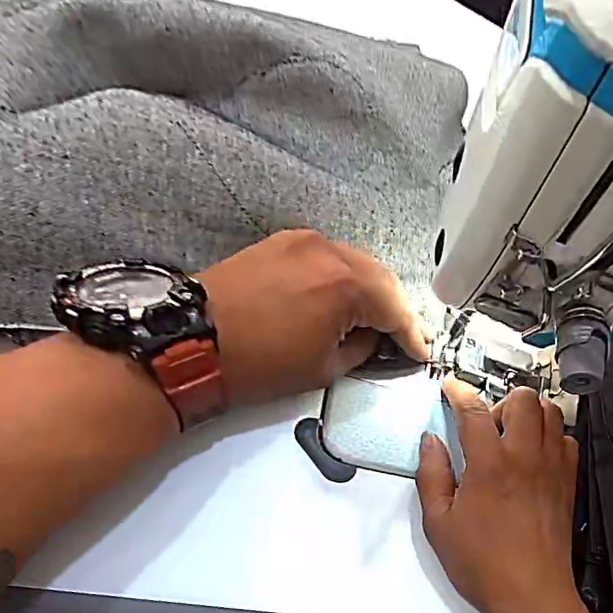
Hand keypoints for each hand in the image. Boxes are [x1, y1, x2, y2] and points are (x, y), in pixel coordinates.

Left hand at [197, 230, 429, 405]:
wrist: (193, 341)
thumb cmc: (253, 362)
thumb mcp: (322, 369)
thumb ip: (359, 349)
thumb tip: (371, 339)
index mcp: (345, 285)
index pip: (395, 309)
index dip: (412, 334)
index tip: (419, 350)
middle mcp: (328, 252)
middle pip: (380, 280)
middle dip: (395, 310)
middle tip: (404, 337)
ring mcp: (303, 242)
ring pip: (355, 265)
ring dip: (369, 292)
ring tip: (375, 320)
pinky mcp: (282, 243)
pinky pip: (327, 258)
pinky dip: (341, 279)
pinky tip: (342, 299)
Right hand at [418, 381, 582, 612]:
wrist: (531, 595)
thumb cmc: (484, 565)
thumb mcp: (438, 522)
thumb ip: (431, 475)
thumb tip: (430, 443)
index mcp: (489, 464)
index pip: (474, 410)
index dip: (459, 393)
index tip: (451, 389)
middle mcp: (526, 458)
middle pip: (522, 398)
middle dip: (500, 400)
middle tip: (485, 423)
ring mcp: (552, 468)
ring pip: (550, 412)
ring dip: (528, 413)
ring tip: (509, 435)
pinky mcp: (568, 482)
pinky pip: (566, 439)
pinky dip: (550, 435)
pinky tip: (533, 454)